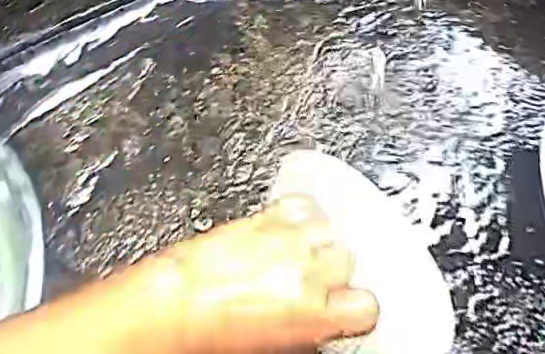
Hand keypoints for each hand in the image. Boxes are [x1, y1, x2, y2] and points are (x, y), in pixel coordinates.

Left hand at [133, 195, 379, 353]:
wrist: (178, 303)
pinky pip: (303, 204)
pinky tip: (292, 230)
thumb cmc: (217, 337)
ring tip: (304, 254)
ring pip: (331, 226)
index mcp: (312, 311)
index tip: (350, 307)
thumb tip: (325, 317)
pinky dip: (302, 214)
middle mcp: (306, 269)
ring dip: (321, 240)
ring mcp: (289, 236)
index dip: (360, 306)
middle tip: (319, 282)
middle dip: (336, 270)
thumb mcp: (280, 340)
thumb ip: (312, 323)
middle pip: (348, 257)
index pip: (366, 303)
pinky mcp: (269, 214)